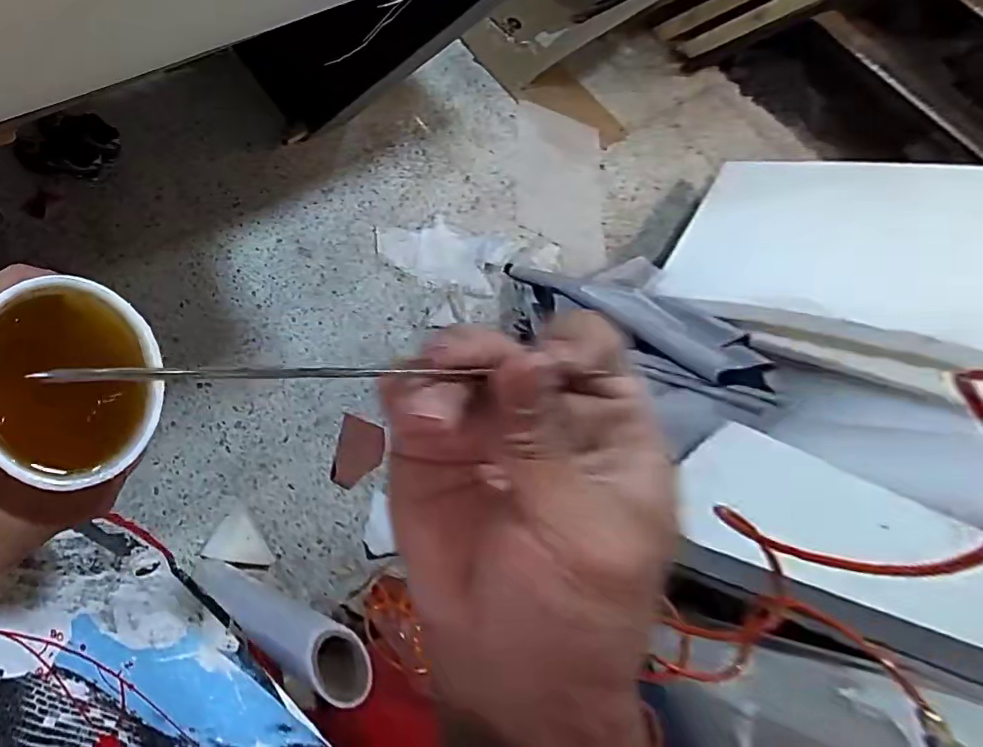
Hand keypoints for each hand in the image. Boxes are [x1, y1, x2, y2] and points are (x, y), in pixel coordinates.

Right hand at [378, 314, 674, 746]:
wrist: (497, 656)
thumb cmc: (572, 605)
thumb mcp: (580, 528)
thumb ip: (542, 441)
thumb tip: (521, 358)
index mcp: (602, 429)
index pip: (588, 351)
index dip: (560, 344)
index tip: (527, 368)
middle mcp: (534, 413)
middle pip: (504, 347)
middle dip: (476, 350)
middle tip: (446, 366)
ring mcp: (472, 424)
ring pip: (447, 363)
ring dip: (431, 372)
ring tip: (423, 418)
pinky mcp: (419, 440)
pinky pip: (403, 394)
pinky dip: (398, 393)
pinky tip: (405, 419)